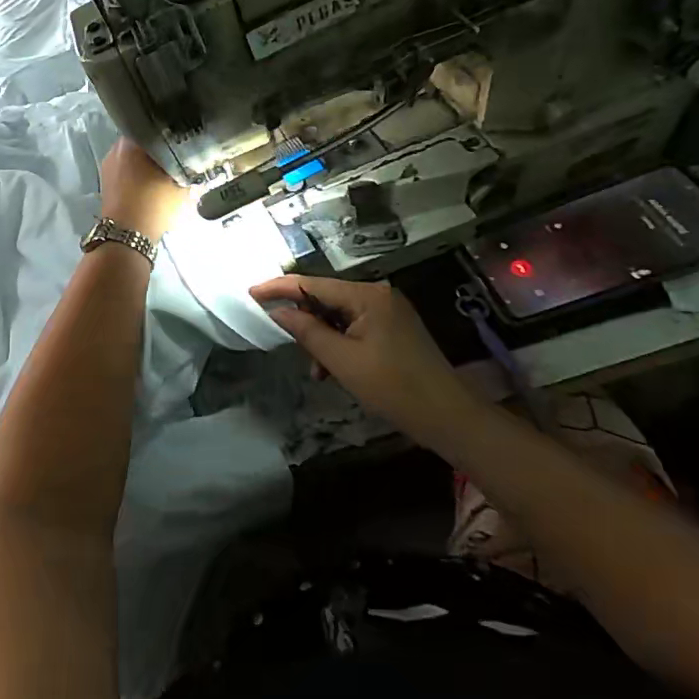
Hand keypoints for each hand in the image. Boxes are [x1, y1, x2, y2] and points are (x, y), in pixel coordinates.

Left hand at [99, 139, 187, 242]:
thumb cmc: (154, 204)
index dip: (172, 135)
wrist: (127, 236)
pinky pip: (127, 172)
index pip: (156, 127)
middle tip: (177, 161)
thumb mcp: (182, 187)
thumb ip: (191, 171)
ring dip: (148, 165)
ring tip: (165, 177)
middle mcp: (116, 148)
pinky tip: (151, 188)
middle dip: (159, 151)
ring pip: (134, 158)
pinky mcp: (106, 183)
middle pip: (144, 144)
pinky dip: (138, 177)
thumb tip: (197, 164)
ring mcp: (108, 166)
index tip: (184, 143)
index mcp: (131, 142)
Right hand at [249, 276, 484, 445]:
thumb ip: (308, 331)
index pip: (314, 284)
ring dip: (324, 339)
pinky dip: (342, 345)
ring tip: (319, 372)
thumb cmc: (392, 387)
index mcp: (368, 295)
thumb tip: (280, 311)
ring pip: (341, 316)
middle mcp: (379, 294)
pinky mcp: (395, 327)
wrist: (446, 414)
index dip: (280, 288)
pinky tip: (336, 371)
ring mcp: (389, 310)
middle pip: (328, 299)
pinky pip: (356, 327)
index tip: (252, 292)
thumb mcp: (342, 361)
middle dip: (306, 322)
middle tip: (292, 348)